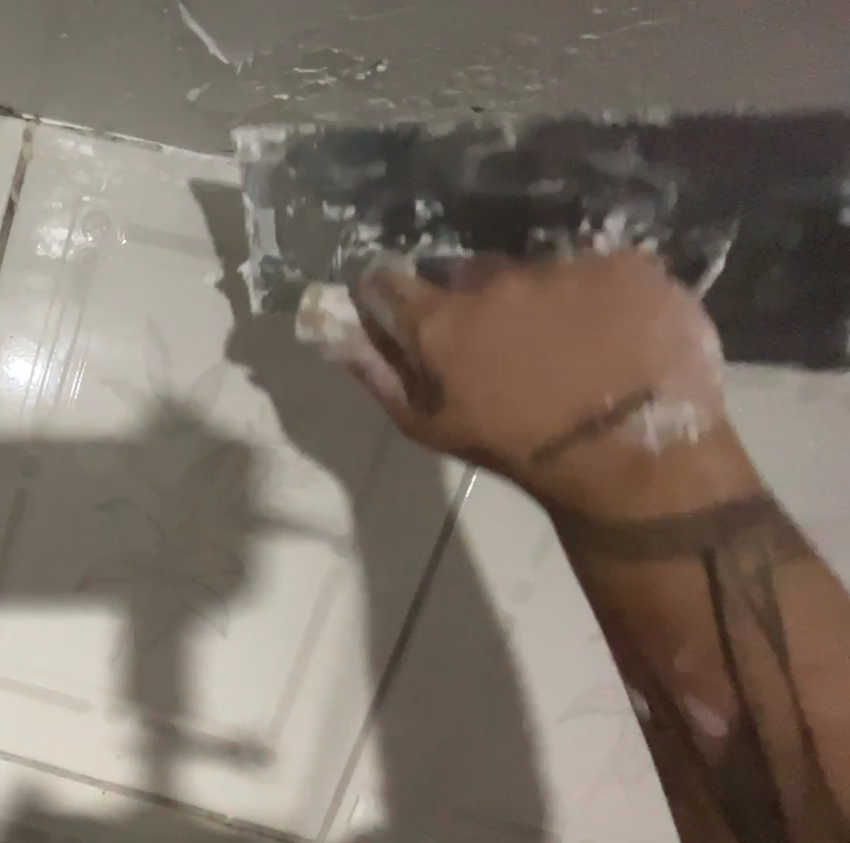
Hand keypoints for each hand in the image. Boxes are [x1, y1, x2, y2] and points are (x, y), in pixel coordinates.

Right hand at [317, 251, 755, 518]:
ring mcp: (563, 268)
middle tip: (485, 333)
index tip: (390, 302)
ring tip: (553, 335)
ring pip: (531, 270)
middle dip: (465, 295)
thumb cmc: (510, 444)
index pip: (389, 282)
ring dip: (530, 295)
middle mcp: (493, 281)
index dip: (385, 290)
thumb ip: (380, 376)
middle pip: (464, 272)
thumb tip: (342, 342)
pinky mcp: (625, 265)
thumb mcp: (427, 424)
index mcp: (439, 321)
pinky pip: (592, 270)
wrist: (629, 449)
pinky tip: (601, 329)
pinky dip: (588, 293)